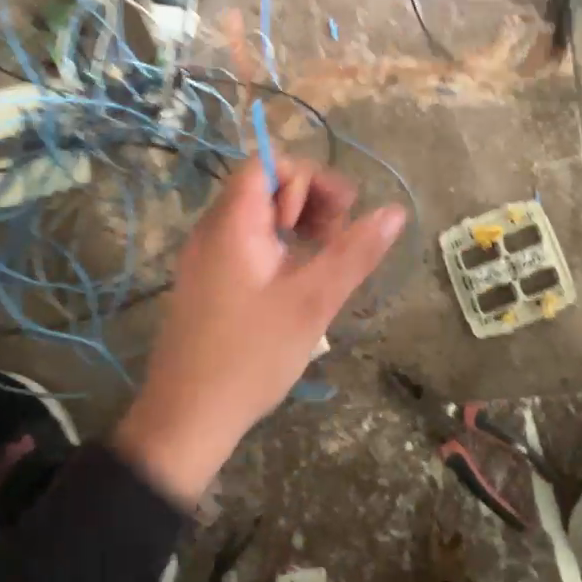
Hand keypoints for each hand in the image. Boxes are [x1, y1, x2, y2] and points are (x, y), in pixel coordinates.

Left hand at [112, 158, 405, 504]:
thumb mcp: (313, 302)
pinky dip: (276, 246)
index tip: (336, 217)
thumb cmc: (252, 356)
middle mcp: (212, 228)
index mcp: (233, 221)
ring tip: (322, 261)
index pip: (269, 162)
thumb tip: (395, 211)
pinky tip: (296, 281)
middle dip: (309, 201)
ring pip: (256, 214)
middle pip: (265, 184)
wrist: (186, 419)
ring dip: (296, 225)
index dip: (309, 179)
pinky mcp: (205, 280)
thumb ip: (355, 252)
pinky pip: (245, 241)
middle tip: (336, 241)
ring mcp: (204, 255)